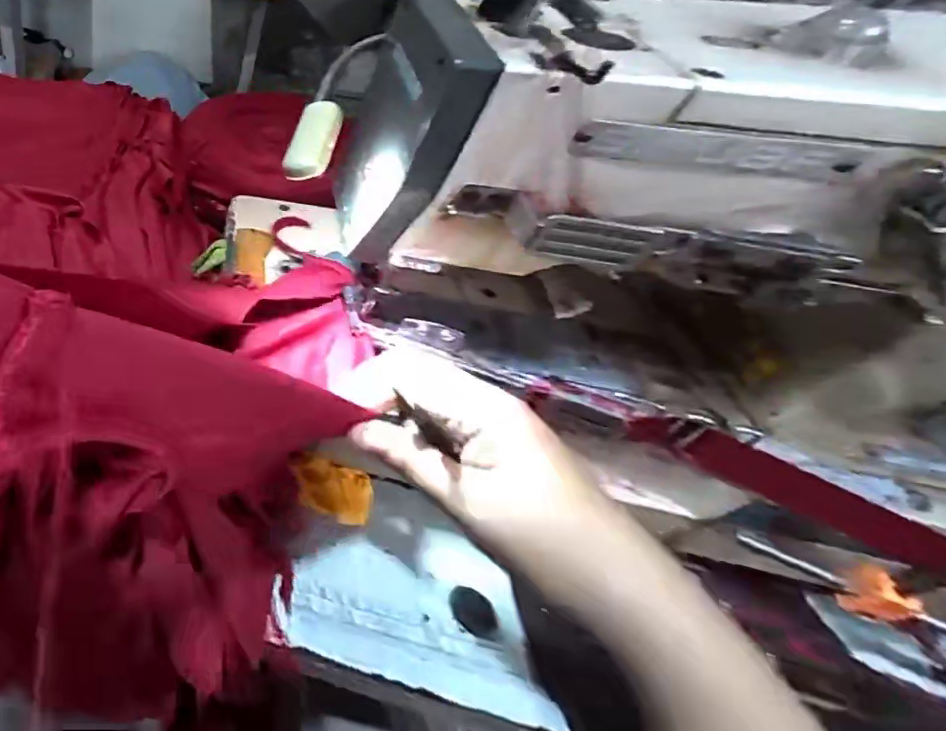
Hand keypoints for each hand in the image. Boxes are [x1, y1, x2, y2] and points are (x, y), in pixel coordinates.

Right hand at [339, 347, 626, 551]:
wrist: (615, 577)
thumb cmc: (540, 540)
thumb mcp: (463, 501)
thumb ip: (405, 456)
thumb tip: (350, 427)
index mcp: (480, 402)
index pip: (406, 368)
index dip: (363, 386)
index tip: (330, 417)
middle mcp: (484, 395)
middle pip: (414, 371)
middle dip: (371, 391)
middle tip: (337, 424)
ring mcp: (491, 414)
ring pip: (426, 391)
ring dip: (390, 407)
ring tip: (356, 434)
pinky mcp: (494, 435)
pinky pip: (442, 414)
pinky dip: (413, 425)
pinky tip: (395, 446)